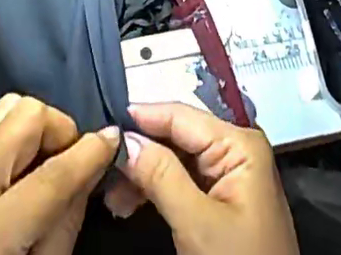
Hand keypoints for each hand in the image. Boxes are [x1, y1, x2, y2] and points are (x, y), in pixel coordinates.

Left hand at [0, 93, 120, 254]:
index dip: (90, 151)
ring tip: (44, 162)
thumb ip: (66, 221)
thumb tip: (88, 168)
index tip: (114, 139)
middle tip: (71, 159)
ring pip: (0, 112)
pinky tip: (18, 174)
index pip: (52, 174)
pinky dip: (10, 143)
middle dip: (58, 128)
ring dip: (33, 130)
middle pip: (23, 116)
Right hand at [105, 102, 298, 254]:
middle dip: (139, 152)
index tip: (105, 124)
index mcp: (239, 143)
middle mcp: (234, 148)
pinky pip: (179, 180)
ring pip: (172, 158)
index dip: (142, 117)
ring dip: (141, 175)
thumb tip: (126, 140)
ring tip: (112, 197)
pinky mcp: (218, 198)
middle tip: (102, 170)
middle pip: (175, 136)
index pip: (181, 116)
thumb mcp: (198, 224)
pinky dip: (153, 190)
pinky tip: (128, 203)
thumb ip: (162, 176)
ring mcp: (226, 173)